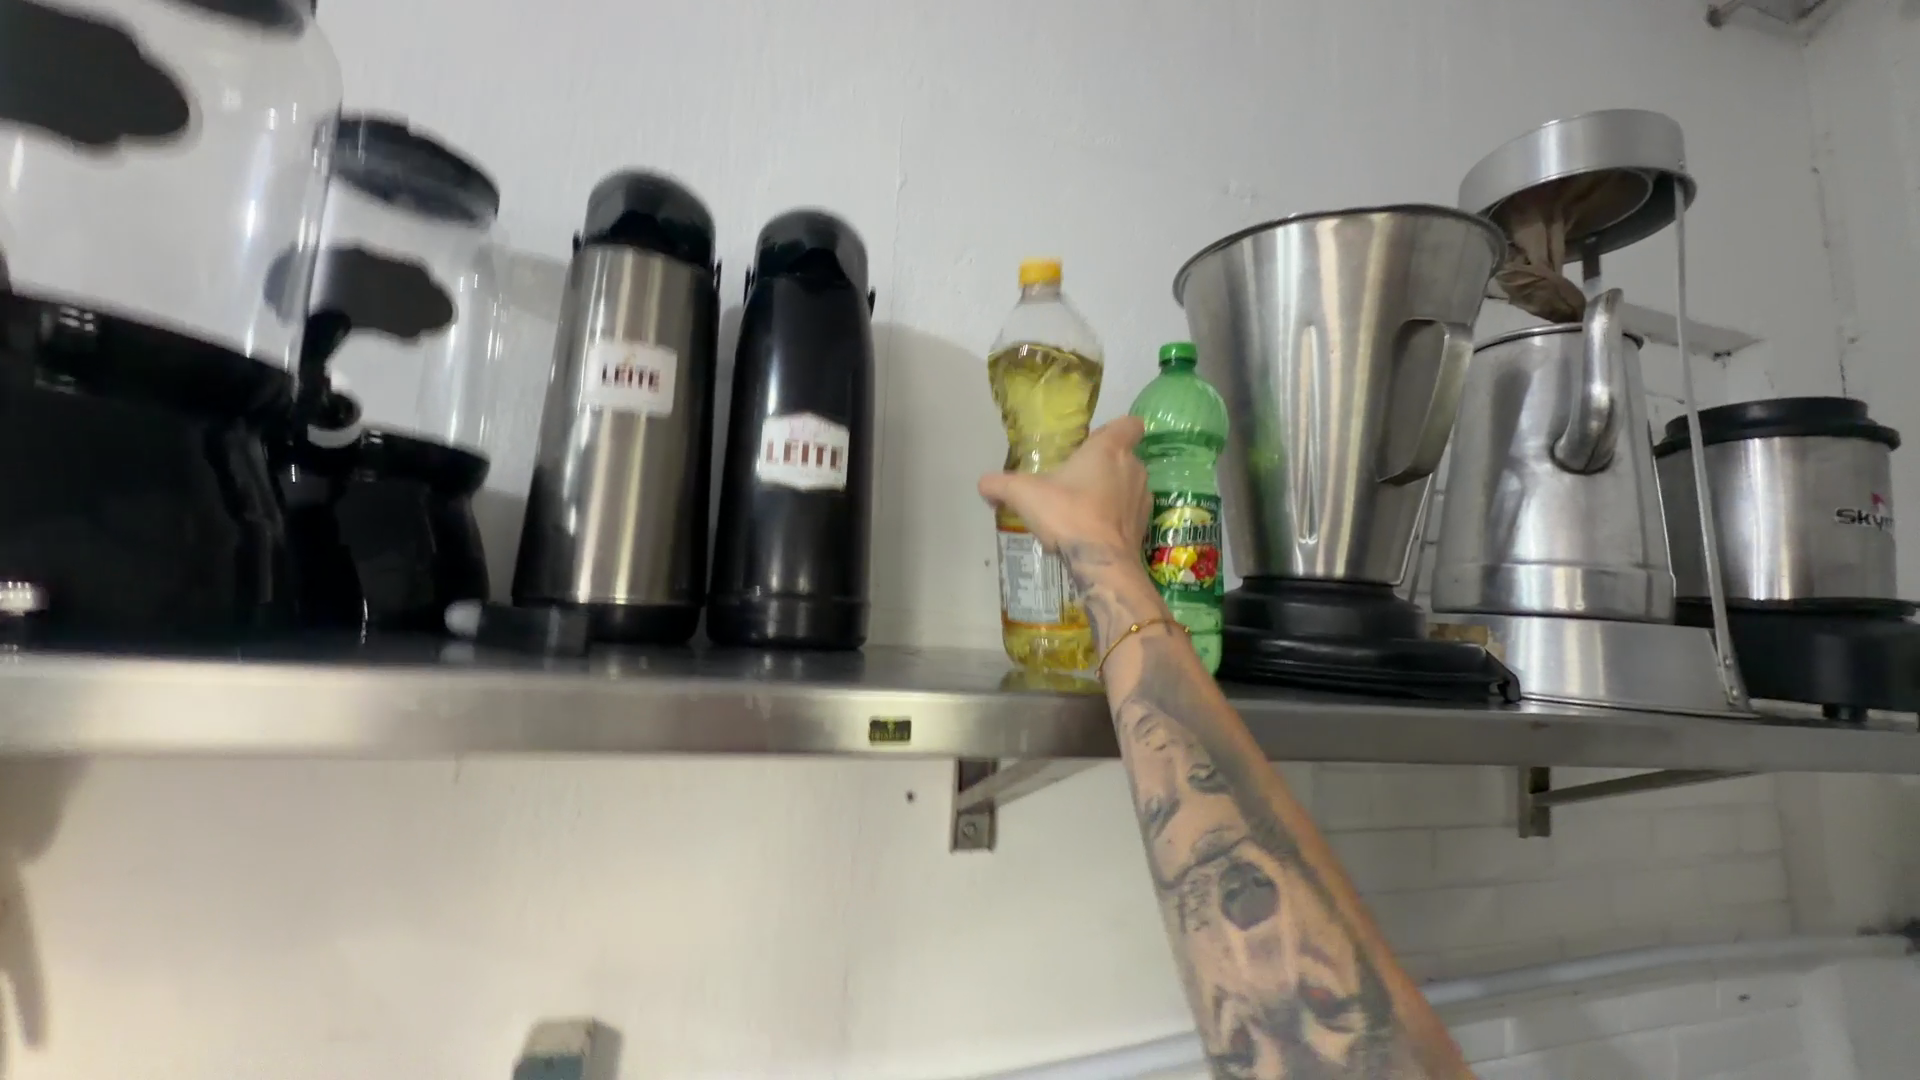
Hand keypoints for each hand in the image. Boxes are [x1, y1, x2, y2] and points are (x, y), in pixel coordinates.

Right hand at [978, 416, 1151, 559]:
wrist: (1102, 562)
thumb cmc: (1068, 515)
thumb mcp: (1023, 495)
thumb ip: (1000, 485)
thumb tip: (984, 484)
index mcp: (1109, 449)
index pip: (1129, 424)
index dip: (1114, 430)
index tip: (1094, 444)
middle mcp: (1133, 468)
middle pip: (1124, 456)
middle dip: (1103, 466)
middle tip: (1076, 481)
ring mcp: (1143, 498)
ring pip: (1128, 485)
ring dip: (1111, 493)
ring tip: (1083, 510)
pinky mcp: (1144, 525)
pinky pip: (1129, 513)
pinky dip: (1116, 518)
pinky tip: (1093, 532)